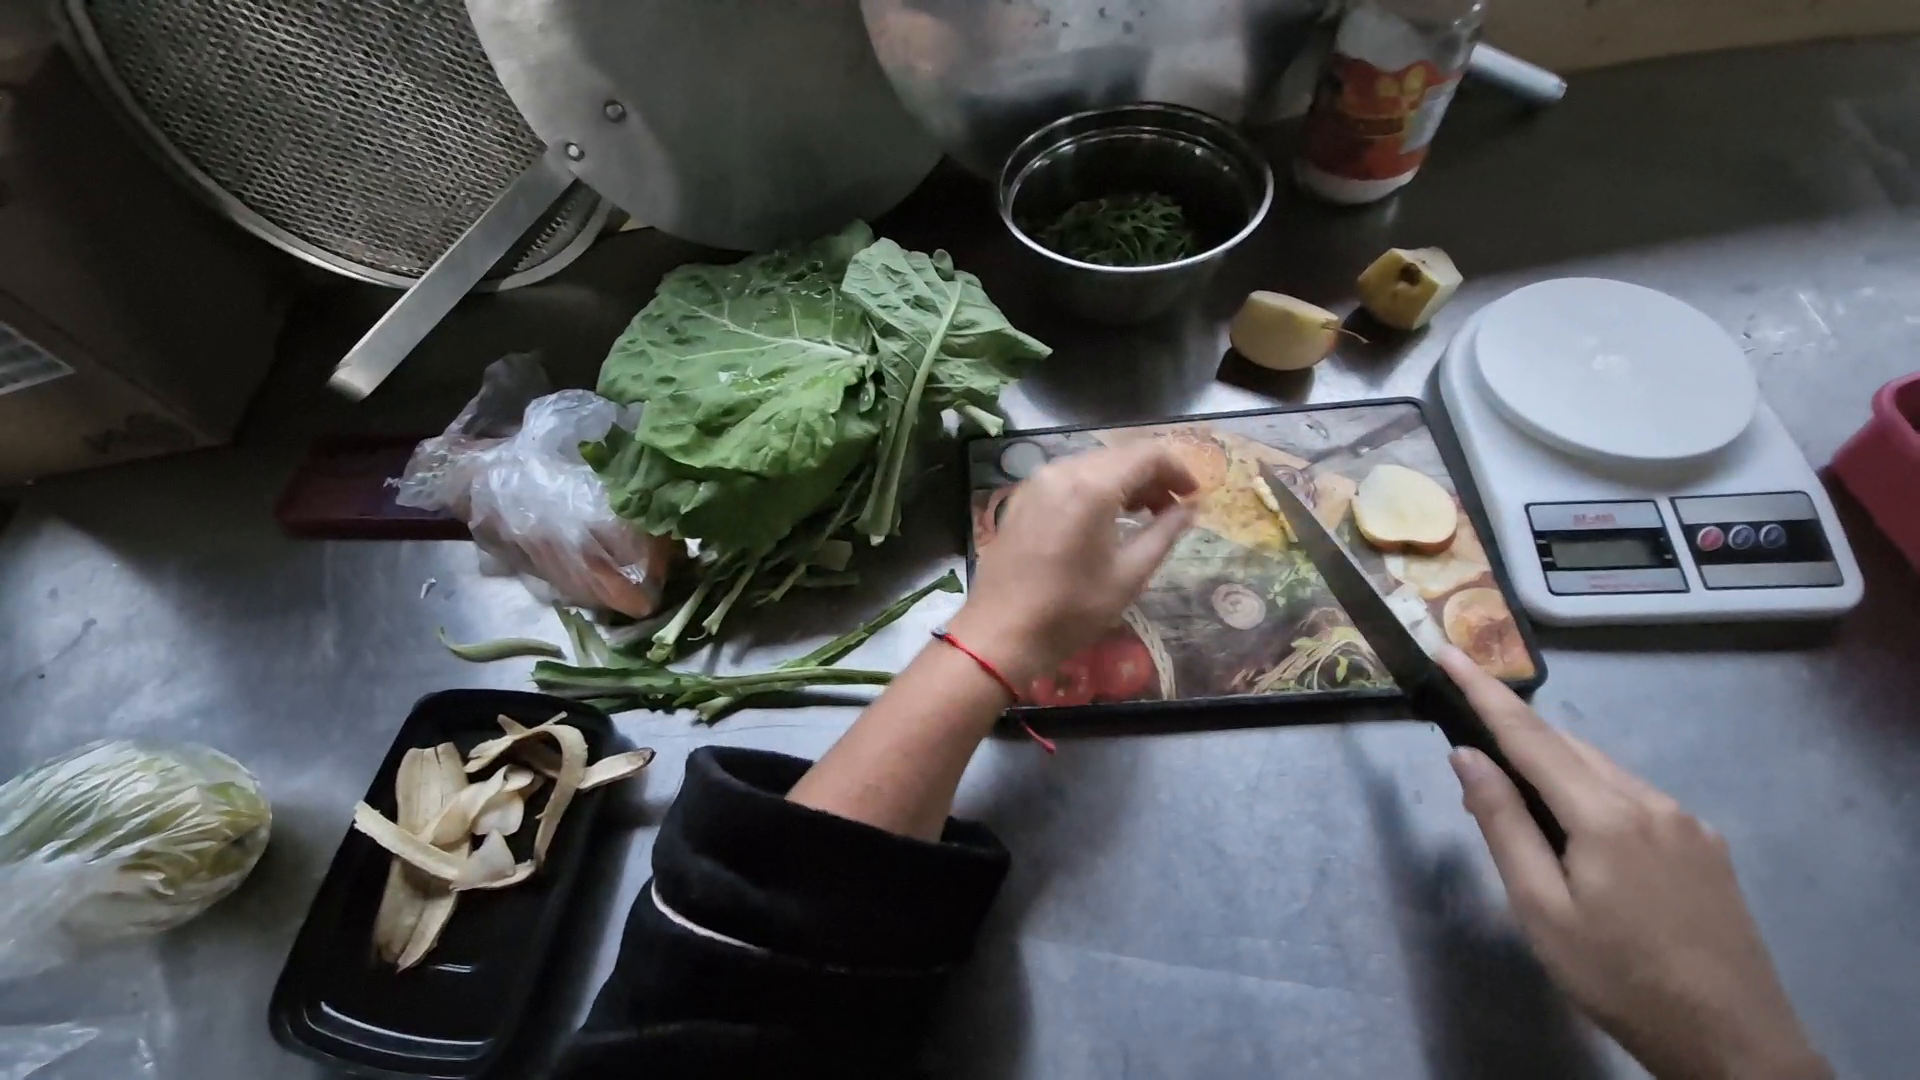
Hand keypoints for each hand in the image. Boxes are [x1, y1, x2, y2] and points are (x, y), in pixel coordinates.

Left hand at [949, 441, 1195, 686]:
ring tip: (1141, 516)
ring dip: (1123, 482)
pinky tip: (1102, 519)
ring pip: (1092, 465)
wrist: (1000, 634)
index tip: (1193, 497)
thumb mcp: (1129, 576)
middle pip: (1119, 456)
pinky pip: (1067, 479)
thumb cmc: (1070, 610)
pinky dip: (1093, 489)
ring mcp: (1035, 483)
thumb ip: (1164, 533)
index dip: (1177, 470)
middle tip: (1170, 511)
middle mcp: (1061, 472)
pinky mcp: (1020, 499)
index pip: (1147, 454)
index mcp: (1091, 486)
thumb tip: (1188, 508)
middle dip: (1151, 476)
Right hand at [1438, 649, 1829, 1079]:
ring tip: (1514, 803)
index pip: (1529, 734)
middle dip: (1512, 732)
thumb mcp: (1538, 906)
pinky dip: (1585, 790)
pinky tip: (1574, 831)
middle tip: (1466, 756)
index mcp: (1605, 815)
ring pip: (1598, 767)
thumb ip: (1501, 822)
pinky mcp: (1704, 845)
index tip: (1448, 651)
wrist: (1737, 1048)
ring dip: (1549, 765)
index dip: (1482, 690)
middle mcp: (1650, 802)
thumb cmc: (1617, 976)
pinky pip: (1629, 794)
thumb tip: (1466, 755)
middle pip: (1565, 744)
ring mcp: (1686, 822)